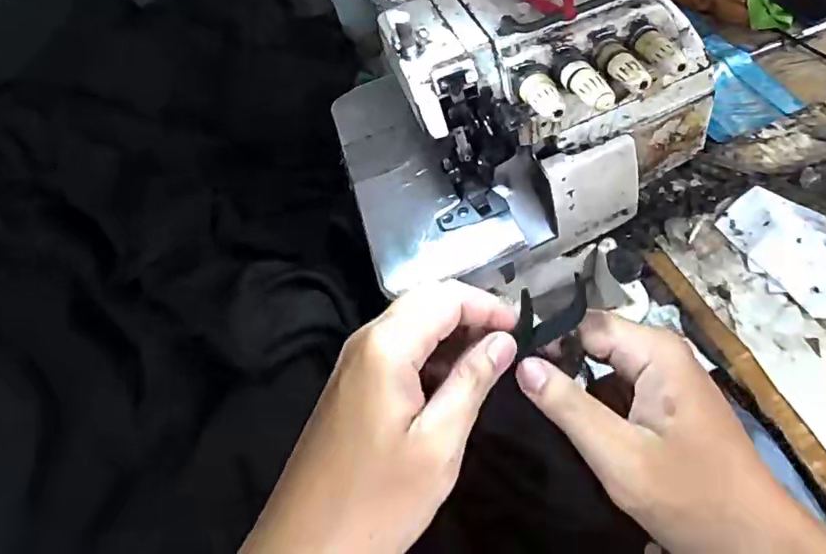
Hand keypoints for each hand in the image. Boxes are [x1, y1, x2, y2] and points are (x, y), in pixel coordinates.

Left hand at [241, 280, 518, 553]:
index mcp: (386, 345)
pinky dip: (429, 347)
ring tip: (488, 355)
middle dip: (469, 310)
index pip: (444, 297)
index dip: (485, 304)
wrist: (305, 545)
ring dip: (450, 327)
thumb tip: (502, 341)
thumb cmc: (376, 500)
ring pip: (411, 318)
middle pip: (425, 298)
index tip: (520, 325)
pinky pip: (397, 343)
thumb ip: (471, 383)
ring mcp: (355, 357)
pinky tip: (452, 376)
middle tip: (507, 338)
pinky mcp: (352, 378)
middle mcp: (366, 338)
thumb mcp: (437, 447)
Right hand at [516, 311, 825, 553]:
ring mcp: (670, 376)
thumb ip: (569, 408)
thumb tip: (524, 363)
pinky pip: (623, 386)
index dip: (549, 339)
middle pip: (596, 342)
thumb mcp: (622, 458)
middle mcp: (664, 351)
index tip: (511, 359)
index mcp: (656, 350)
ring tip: (542, 405)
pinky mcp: (671, 401)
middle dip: (562, 363)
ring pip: (607, 366)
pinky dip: (600, 402)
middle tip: (522, 387)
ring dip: (580, 386)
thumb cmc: (695, 499)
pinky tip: (579, 423)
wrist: (760, 546)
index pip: (585, 324)